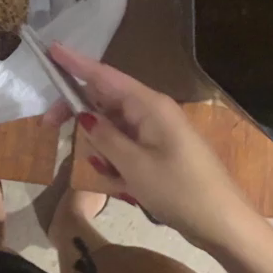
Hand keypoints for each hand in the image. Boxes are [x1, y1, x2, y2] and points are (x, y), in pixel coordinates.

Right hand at [42, 44, 258, 250]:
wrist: (223, 223)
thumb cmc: (180, 191)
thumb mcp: (134, 165)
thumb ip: (105, 137)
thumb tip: (84, 115)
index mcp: (149, 106)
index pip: (104, 76)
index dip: (75, 63)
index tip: (50, 49)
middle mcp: (152, 112)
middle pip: (104, 100)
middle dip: (78, 114)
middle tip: (48, 127)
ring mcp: (157, 132)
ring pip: (113, 128)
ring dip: (101, 148)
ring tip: (110, 176)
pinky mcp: (159, 152)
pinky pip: (126, 147)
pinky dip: (116, 163)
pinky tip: (122, 185)